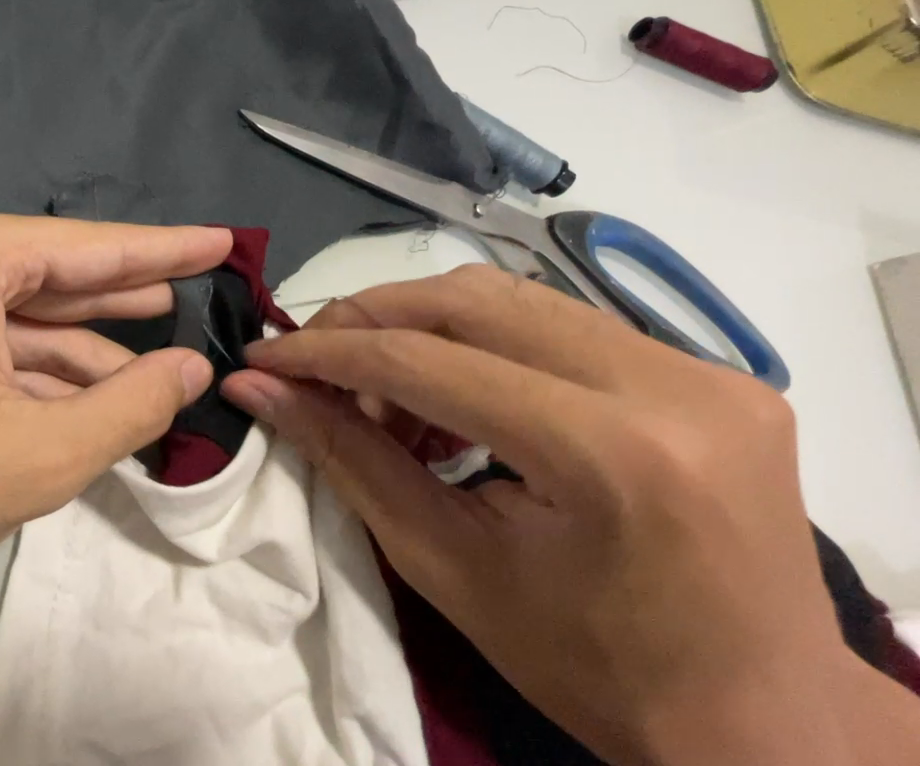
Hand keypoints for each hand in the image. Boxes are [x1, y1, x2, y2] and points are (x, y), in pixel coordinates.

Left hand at [0, 204, 226, 608]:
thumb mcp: (36, 455)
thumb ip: (129, 405)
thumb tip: (189, 369)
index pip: (85, 248)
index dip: (162, 249)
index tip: (221, 240)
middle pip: (47, 272)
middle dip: (122, 294)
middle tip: (199, 287)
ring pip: (10, 309)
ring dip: (77, 341)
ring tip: (156, 345)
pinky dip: (26, 363)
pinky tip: (82, 385)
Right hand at [221, 265, 919, 765]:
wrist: (763, 720)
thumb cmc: (588, 664)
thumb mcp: (444, 563)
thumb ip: (345, 456)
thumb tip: (253, 389)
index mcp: (607, 454)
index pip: (425, 361)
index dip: (322, 354)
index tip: (258, 360)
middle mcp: (668, 385)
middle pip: (465, 301)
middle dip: (364, 322)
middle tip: (307, 364)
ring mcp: (703, 368)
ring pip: (509, 296)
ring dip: (416, 326)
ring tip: (377, 390)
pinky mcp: (712, 369)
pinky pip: (556, 321)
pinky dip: (477, 341)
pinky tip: (450, 393)